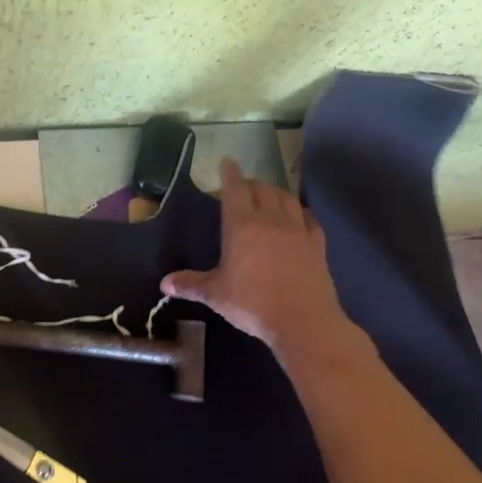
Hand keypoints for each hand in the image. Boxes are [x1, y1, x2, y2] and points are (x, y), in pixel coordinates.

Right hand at [160, 158, 354, 354]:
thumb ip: (191, 284)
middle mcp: (270, 220)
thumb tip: (164, 284)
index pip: (235, 189)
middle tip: (244, 186)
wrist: (303, 321)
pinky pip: (310, 219)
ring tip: (269, 195)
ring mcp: (297, 230)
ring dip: (276, 192)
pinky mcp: (317, 245)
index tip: (228, 161)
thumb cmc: (252, 303)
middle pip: (262, 189)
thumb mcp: (215, 295)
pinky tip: (299, 216)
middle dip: (252, 183)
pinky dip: (301, 212)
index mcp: (241, 226)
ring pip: (287, 199)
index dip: (230, 173)